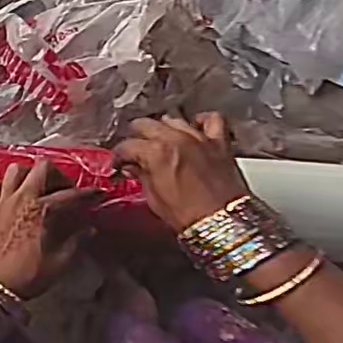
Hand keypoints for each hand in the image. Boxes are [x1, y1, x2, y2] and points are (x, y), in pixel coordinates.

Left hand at [0, 160, 104, 298]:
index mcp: (42, 210)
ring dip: (29, 174)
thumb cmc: (29, 274)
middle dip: (58, 174)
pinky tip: (10, 194)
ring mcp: (3, 201)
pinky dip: (1, 186)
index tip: (99, 193)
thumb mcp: (60, 261)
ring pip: (15, 170)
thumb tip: (90, 229)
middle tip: (64, 188)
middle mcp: (22, 198)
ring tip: (37, 186)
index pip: (71, 195)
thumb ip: (76, 241)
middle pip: (42, 168)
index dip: (89, 194)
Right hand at [113, 113, 250, 229]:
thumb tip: (134, 168)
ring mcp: (198, 138)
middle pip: (146, 124)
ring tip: (160, 139)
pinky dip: (201, 120)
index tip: (118, 162)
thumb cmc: (189, 216)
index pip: (127, 146)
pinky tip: (194, 127)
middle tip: (135, 149)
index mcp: (155, 153)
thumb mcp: (155, 199)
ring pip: (173, 119)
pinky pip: (211, 119)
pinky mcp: (218, 142)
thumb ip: (142, 177)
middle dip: (136, 137)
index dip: (119, 155)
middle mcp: (176, 139)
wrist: (224, 223)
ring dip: (162, 128)